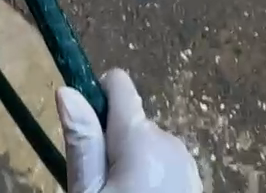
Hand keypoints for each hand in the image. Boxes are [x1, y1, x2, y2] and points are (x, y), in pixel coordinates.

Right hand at [58, 70, 201, 192]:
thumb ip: (82, 142)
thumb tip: (66, 89)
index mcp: (141, 137)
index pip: (119, 83)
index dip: (98, 100)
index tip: (88, 133)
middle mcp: (170, 140)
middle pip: (131, 121)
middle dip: (115, 144)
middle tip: (104, 185)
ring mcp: (189, 162)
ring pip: (148, 144)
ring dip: (135, 163)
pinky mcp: (198, 182)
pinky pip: (167, 164)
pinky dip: (154, 178)